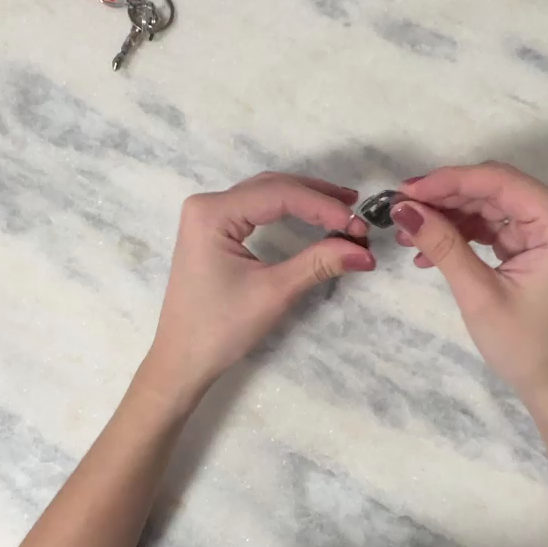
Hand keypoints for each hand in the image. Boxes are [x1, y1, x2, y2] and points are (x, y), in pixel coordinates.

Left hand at [144, 173, 373, 399]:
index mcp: (212, 213)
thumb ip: (318, 263)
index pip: (278, 194)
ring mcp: (206, 218)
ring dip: (304, 200)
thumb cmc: (221, 328)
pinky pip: (255, 210)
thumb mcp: (274, 293)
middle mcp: (206, 205)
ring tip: (343, 208)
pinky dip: (286, 211)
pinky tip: (311, 216)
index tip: (358, 225)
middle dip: (316, 197)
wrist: (182, 360)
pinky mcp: (212, 233)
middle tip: (357, 211)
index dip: (322, 206)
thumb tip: (365, 252)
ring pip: (264, 195)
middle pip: (272, 186)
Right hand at [392, 162, 547, 401]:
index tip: (405, 192)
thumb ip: (443, 245)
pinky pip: (491, 225)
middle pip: (493, 188)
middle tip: (399, 210)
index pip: (499, 182)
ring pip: (487, 205)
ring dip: (447, 216)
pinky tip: (427, 250)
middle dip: (445, 197)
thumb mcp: (478, 293)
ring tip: (407, 234)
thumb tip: (403, 209)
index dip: (449, 181)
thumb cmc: (524, 343)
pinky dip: (459, 234)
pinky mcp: (532, 244)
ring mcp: (547, 229)